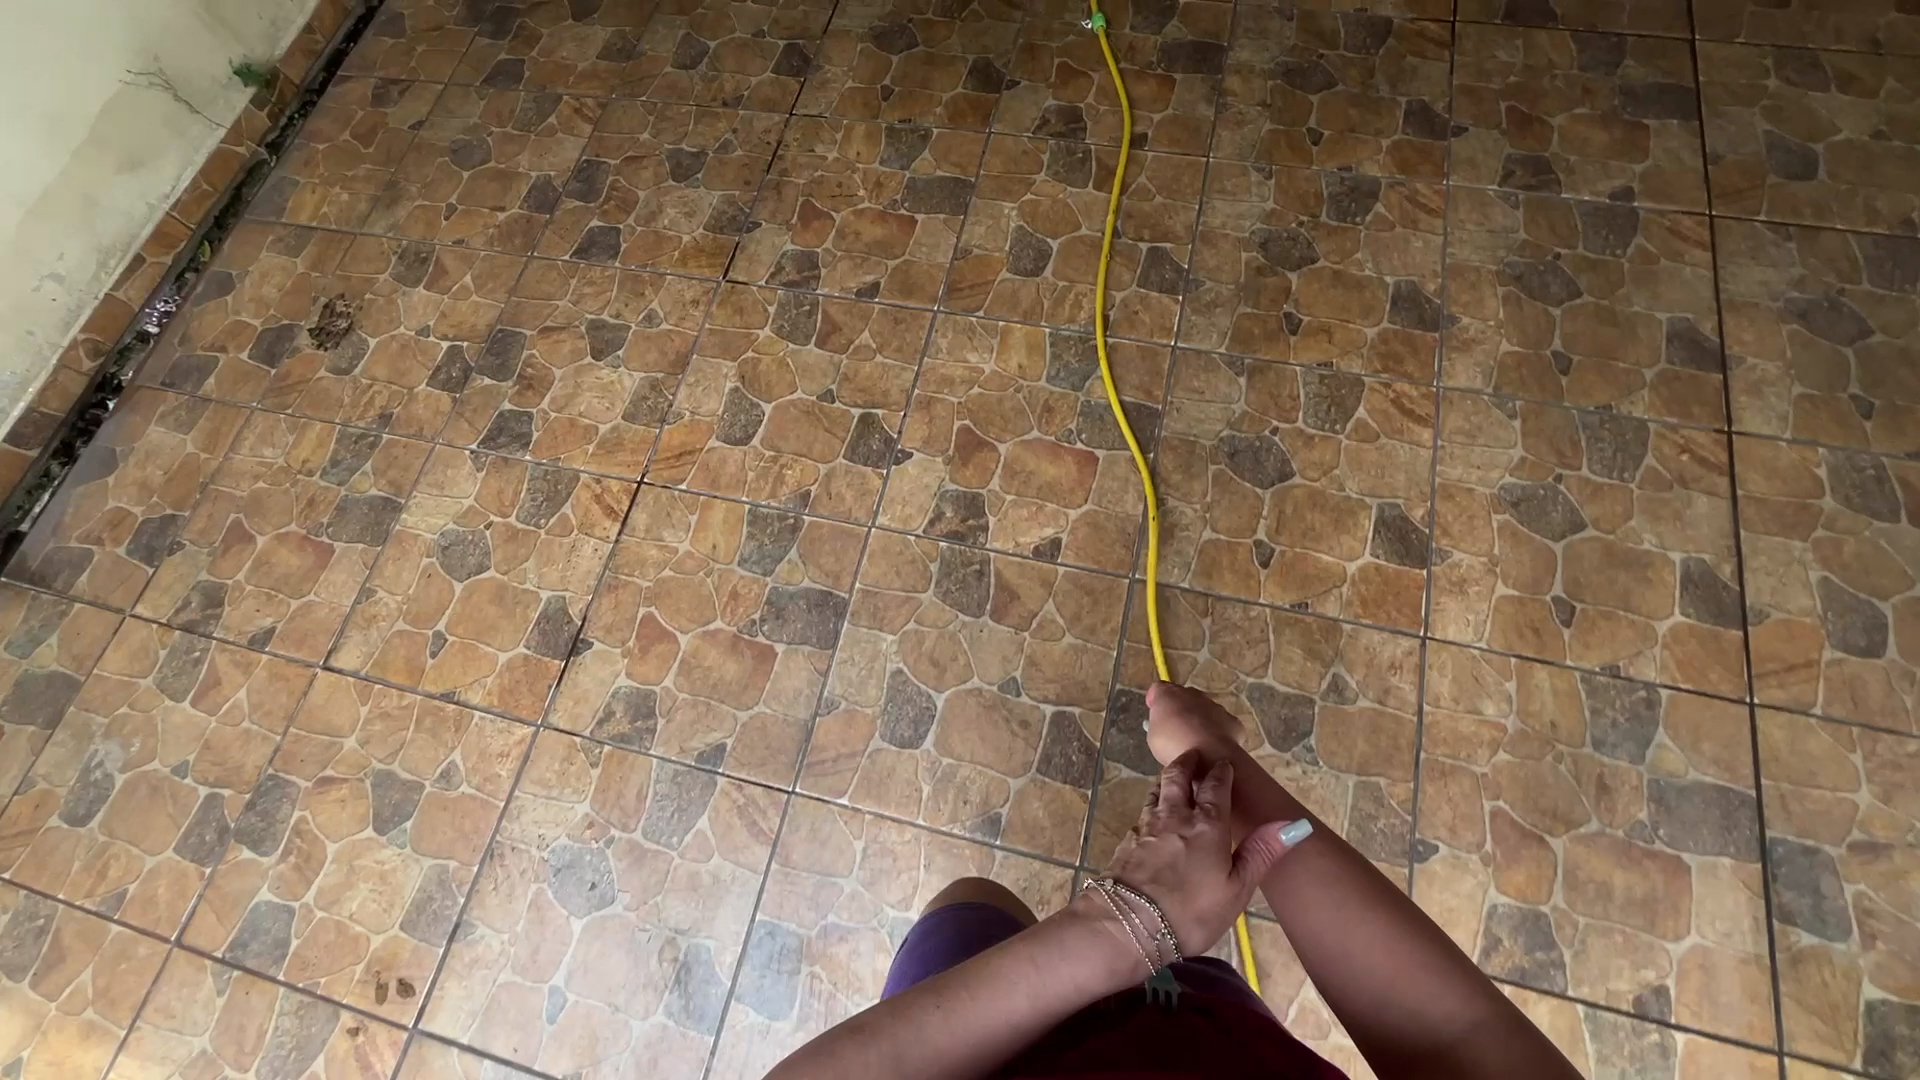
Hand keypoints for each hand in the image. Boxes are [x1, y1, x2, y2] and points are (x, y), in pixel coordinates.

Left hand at [1099, 749, 1307, 955]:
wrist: (1130, 922)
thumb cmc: (1192, 911)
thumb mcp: (1237, 888)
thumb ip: (1261, 853)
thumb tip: (1294, 824)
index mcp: (1207, 824)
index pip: (1216, 786)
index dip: (1221, 772)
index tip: (1225, 762)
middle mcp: (1174, 815)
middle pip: (1177, 776)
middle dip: (1187, 762)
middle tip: (1194, 754)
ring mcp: (1147, 824)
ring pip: (1157, 789)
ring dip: (1167, 779)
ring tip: (1174, 779)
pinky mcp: (1128, 838)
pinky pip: (1144, 810)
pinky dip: (1153, 803)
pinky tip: (1154, 815)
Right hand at [1145, 681, 1242, 765]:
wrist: (1211, 755)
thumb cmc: (1173, 744)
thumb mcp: (1153, 737)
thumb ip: (1157, 725)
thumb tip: (1163, 724)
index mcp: (1168, 694)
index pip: (1157, 688)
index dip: (1155, 700)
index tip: (1154, 712)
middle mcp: (1192, 694)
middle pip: (1183, 697)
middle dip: (1179, 709)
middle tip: (1175, 729)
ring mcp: (1215, 706)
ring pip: (1204, 710)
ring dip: (1199, 721)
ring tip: (1195, 742)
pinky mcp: (1232, 721)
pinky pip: (1221, 724)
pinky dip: (1217, 732)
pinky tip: (1213, 747)